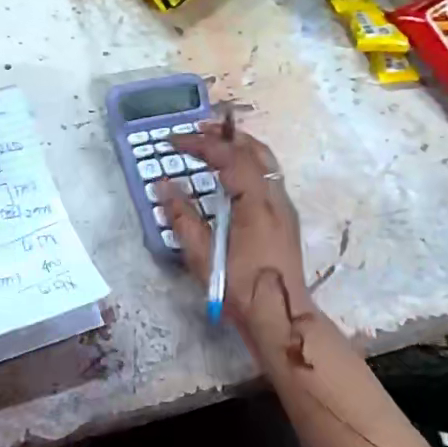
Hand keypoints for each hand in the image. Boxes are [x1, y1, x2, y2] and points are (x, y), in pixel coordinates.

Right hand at [163, 122, 309, 336]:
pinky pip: (267, 174)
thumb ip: (182, 216)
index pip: (229, 157)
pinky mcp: (284, 217)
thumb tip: (163, 185)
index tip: (173, 142)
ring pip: (265, 160)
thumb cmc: (239, 288)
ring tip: (213, 142)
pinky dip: (247, 161)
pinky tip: (230, 171)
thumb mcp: (202, 254)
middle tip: (196, 129)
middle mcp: (275, 197)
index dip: (199, 144)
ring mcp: (284, 207)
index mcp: (256, 203)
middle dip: (224, 135)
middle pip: (254, 150)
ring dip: (238, 145)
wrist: (280, 317)